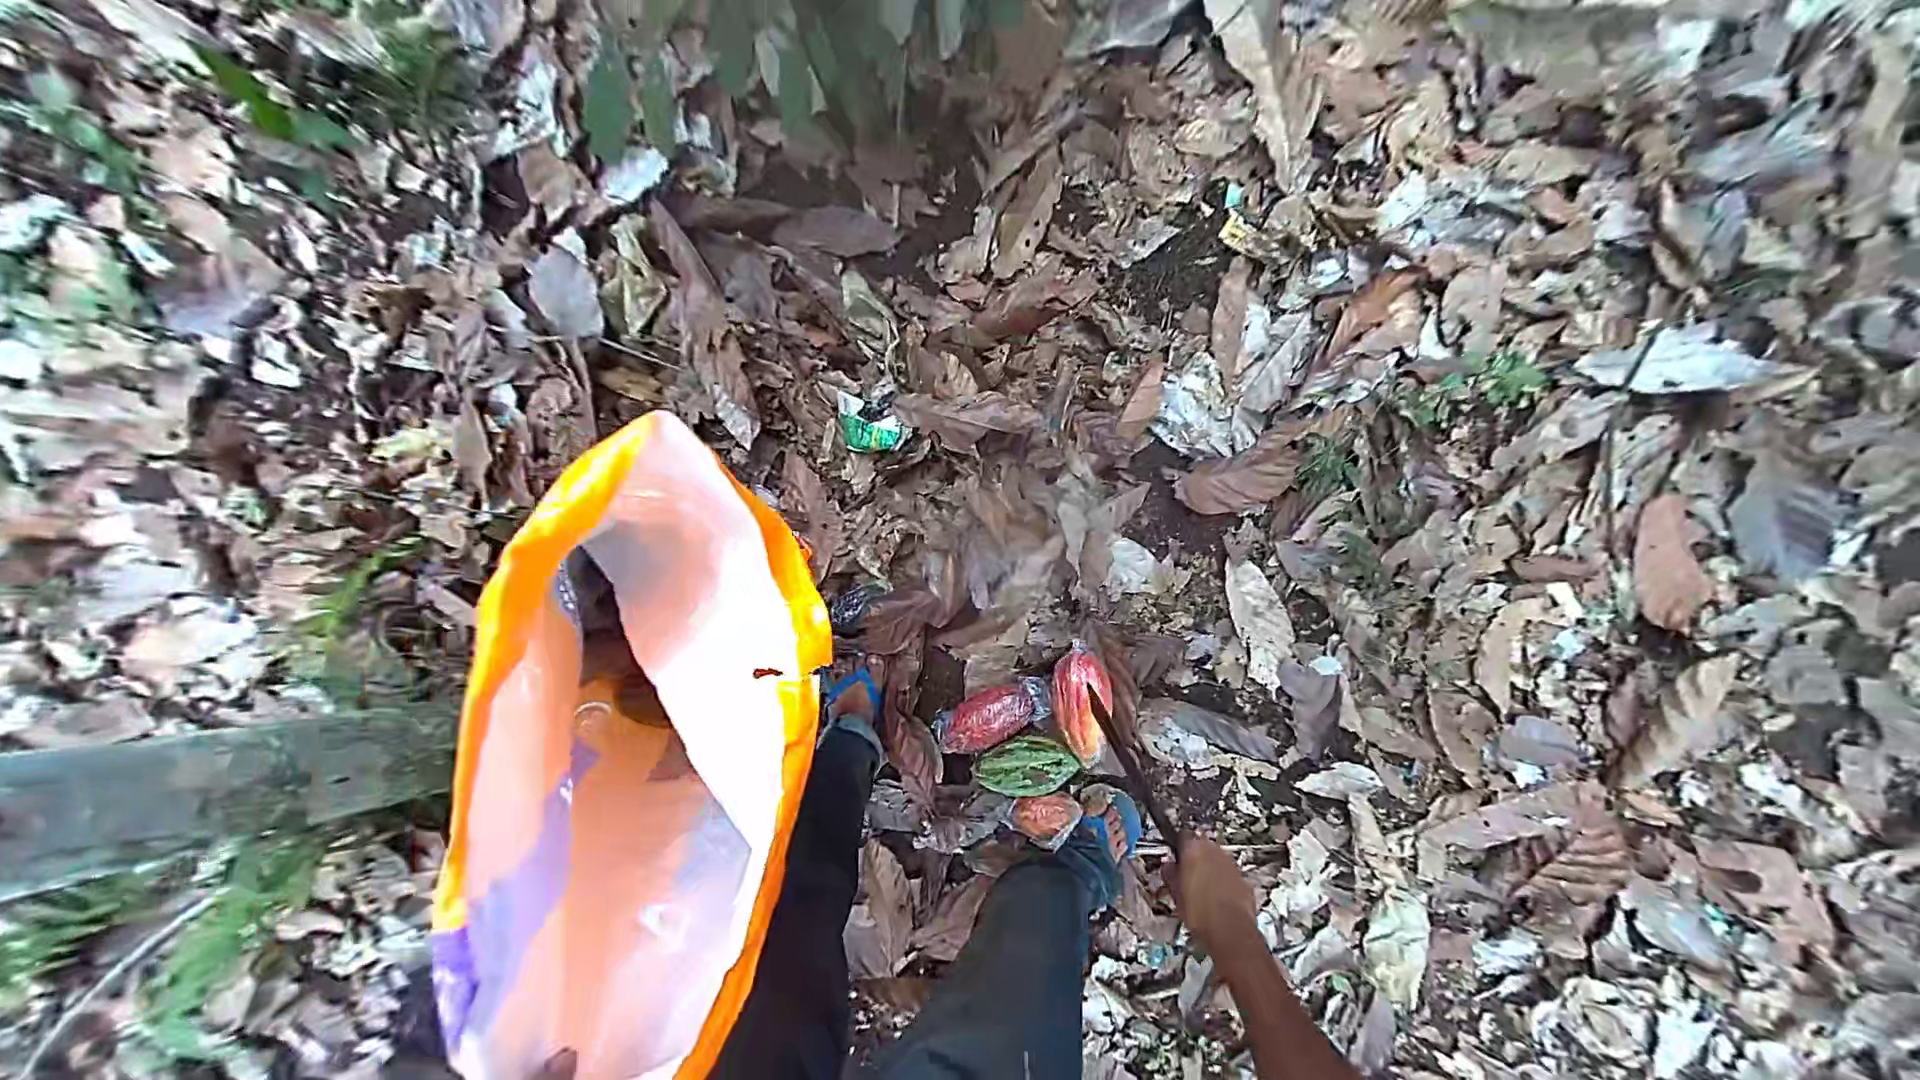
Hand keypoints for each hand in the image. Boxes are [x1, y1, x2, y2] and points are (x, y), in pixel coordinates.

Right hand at [1170, 833, 1258, 952]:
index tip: (1175, 858)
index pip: (1183, 836)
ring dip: (1211, 869)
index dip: (1178, 847)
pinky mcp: (1244, 881)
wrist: (1230, 934)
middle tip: (1187, 875)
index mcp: (1194, 849)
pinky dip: (1225, 883)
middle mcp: (1214, 852)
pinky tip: (1218, 899)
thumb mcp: (1175, 893)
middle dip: (1195, 858)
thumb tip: (1168, 868)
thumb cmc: (1201, 913)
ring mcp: (1231, 866)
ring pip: (1217, 861)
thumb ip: (1170, 873)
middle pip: (1202, 846)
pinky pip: (1231, 876)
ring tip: (1202, 889)